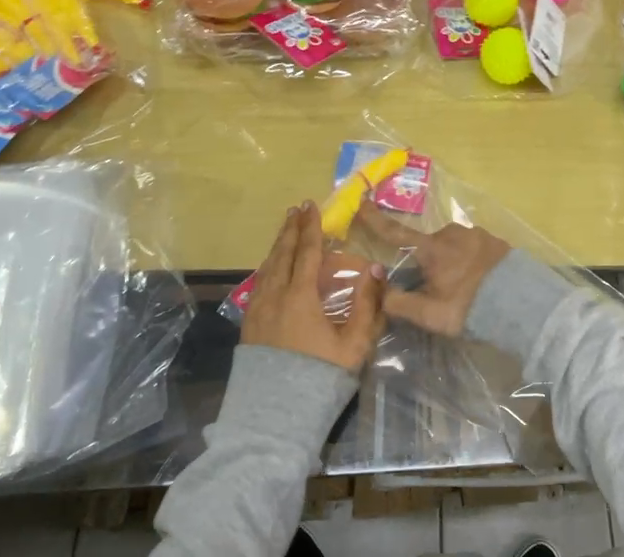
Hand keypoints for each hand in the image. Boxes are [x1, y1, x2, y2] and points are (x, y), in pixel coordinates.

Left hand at [241, 203, 385, 371]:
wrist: (274, 418)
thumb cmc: (320, 379)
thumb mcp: (353, 345)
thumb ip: (366, 305)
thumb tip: (375, 270)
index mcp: (300, 296)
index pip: (306, 252)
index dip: (310, 228)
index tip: (310, 205)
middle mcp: (275, 296)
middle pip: (281, 255)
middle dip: (290, 230)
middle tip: (294, 210)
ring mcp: (257, 312)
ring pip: (266, 269)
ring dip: (277, 247)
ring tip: (284, 233)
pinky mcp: (248, 328)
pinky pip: (258, 286)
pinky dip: (267, 268)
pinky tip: (270, 270)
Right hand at [356, 205, 509, 335]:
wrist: (518, 301)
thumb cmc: (468, 306)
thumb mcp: (429, 314)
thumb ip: (399, 303)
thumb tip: (377, 290)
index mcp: (432, 249)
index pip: (396, 233)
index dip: (376, 220)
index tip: (362, 201)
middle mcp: (451, 233)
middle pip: (430, 246)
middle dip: (429, 264)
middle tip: (438, 291)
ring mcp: (476, 234)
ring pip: (453, 247)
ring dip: (452, 263)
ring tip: (465, 291)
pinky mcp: (496, 242)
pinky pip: (474, 249)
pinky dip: (472, 263)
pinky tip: (481, 283)